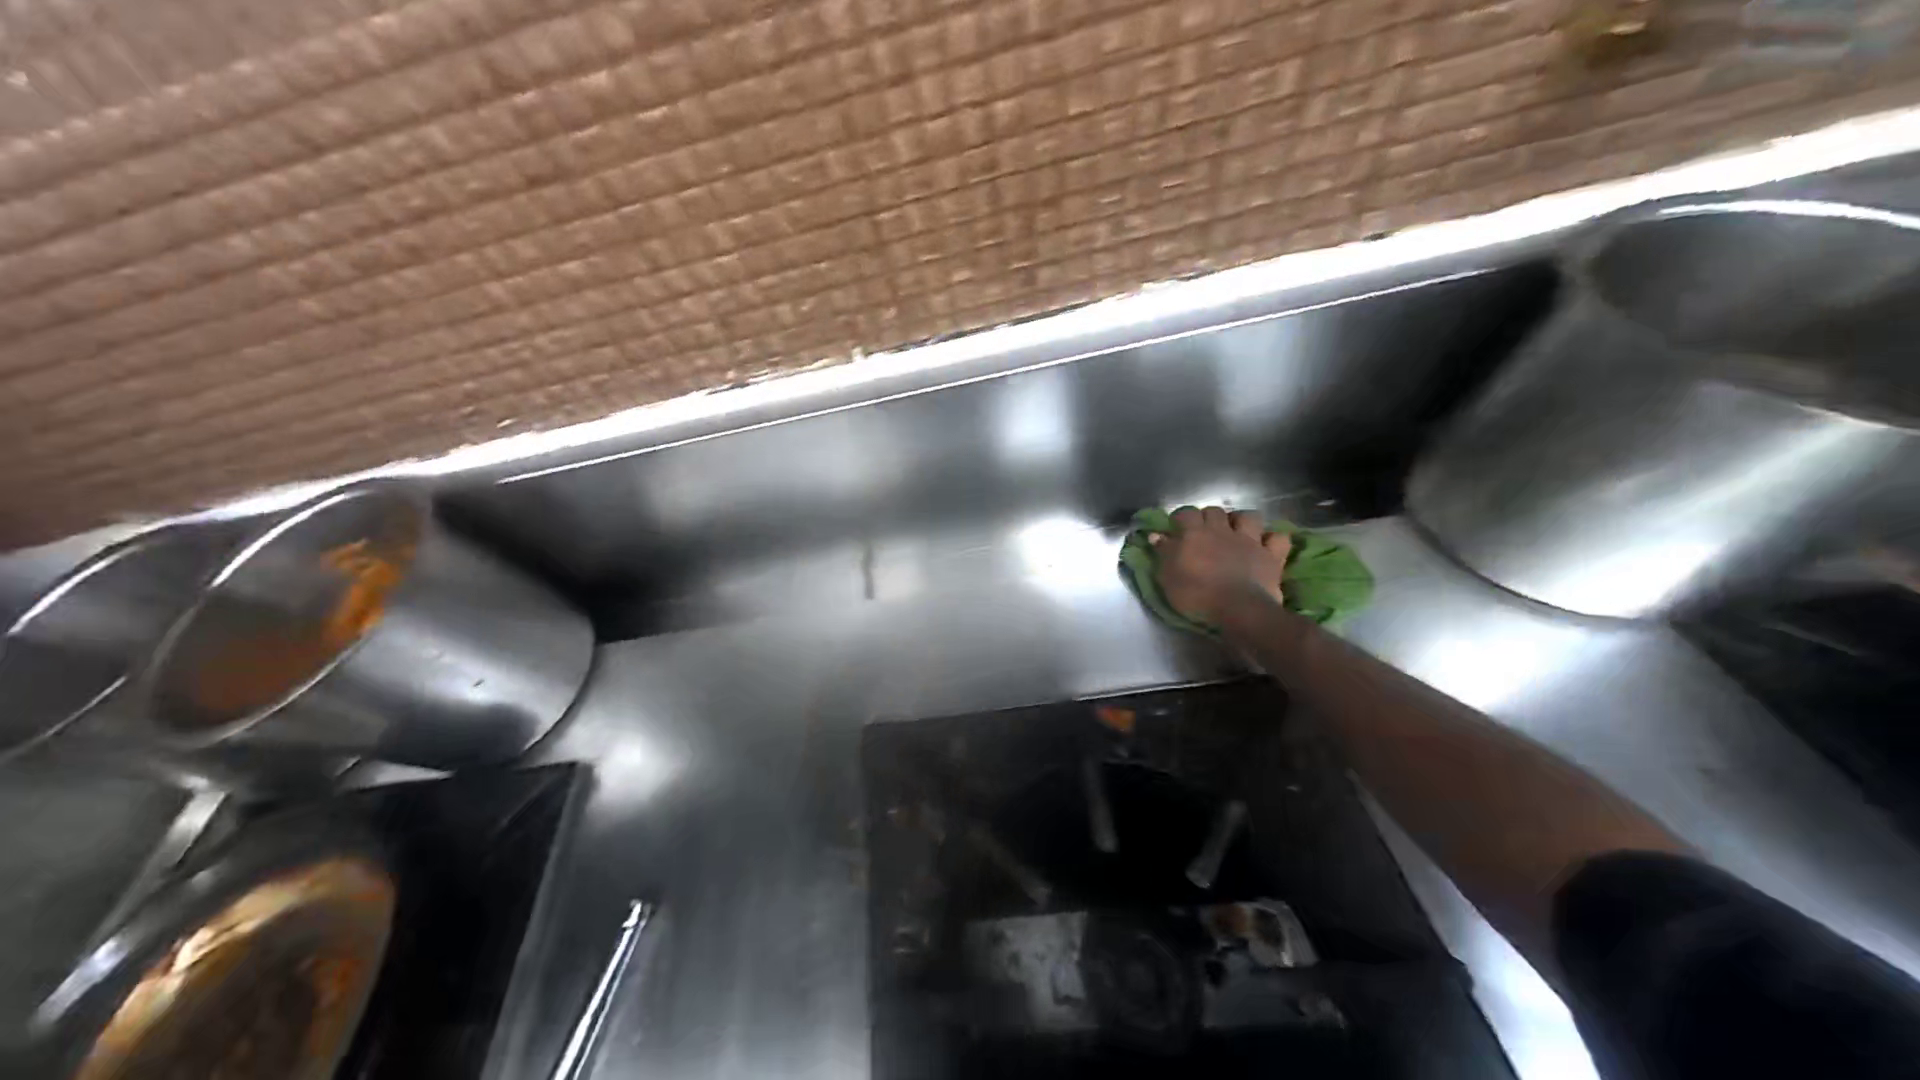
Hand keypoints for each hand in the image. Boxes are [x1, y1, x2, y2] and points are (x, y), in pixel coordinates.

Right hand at [1149, 506, 1290, 623]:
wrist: (1238, 609)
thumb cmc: (1196, 594)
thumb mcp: (1168, 576)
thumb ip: (1163, 553)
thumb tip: (1156, 535)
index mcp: (1195, 534)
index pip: (1186, 513)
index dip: (1180, 517)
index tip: (1176, 528)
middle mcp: (1222, 530)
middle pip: (1215, 511)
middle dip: (1208, 517)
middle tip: (1203, 532)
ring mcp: (1250, 541)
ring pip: (1249, 517)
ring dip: (1241, 521)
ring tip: (1236, 531)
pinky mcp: (1271, 556)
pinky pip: (1278, 538)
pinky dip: (1273, 538)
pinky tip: (1266, 544)